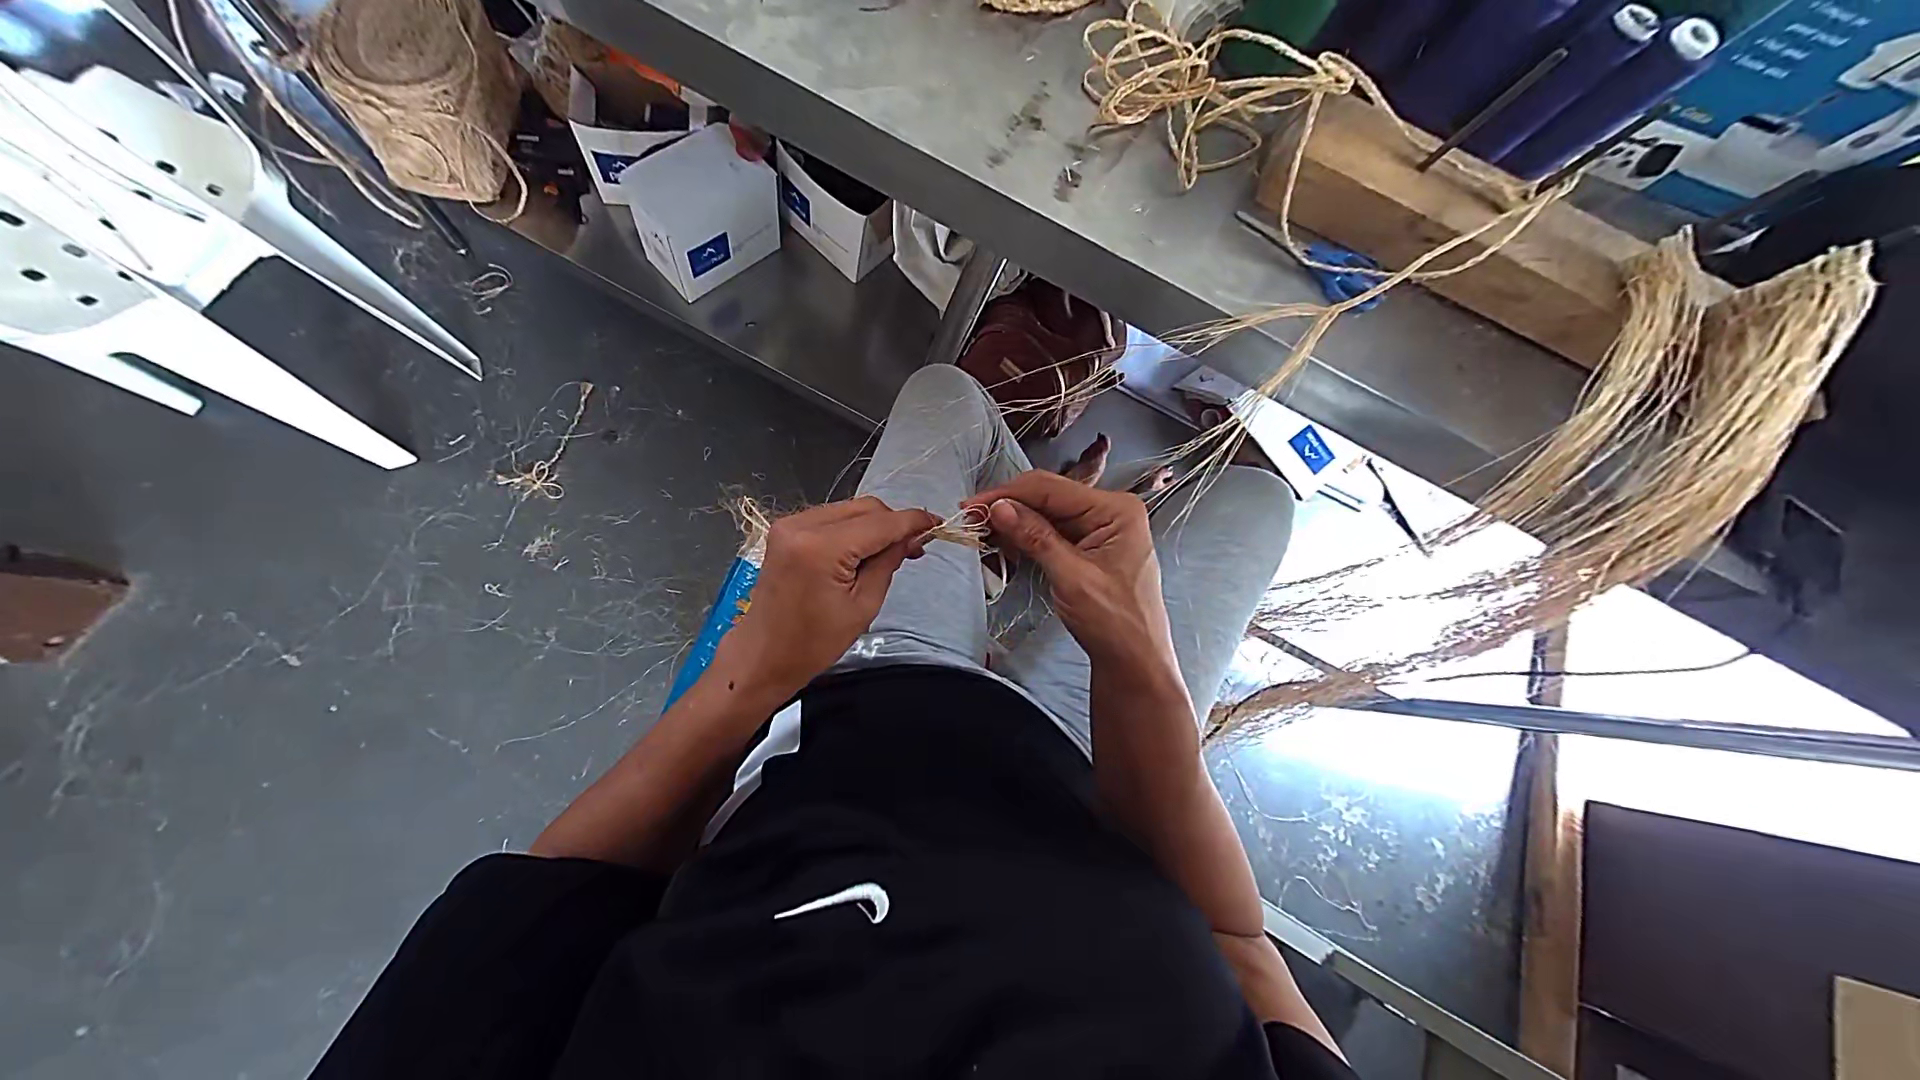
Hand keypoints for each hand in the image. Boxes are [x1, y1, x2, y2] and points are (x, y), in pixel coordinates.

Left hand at [714, 496, 937, 702]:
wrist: (763, 655)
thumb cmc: (812, 643)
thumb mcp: (863, 605)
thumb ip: (888, 562)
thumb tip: (911, 538)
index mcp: (820, 548)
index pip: (880, 522)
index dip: (913, 521)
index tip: (936, 524)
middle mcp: (801, 526)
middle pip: (865, 507)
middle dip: (894, 523)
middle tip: (915, 547)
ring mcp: (790, 525)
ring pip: (849, 509)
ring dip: (874, 525)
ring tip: (890, 553)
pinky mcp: (785, 530)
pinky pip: (831, 518)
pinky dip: (853, 529)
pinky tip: (864, 551)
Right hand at [965, 471, 1175, 672]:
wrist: (1134, 661)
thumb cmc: (1115, 623)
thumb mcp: (1072, 577)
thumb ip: (1035, 537)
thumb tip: (999, 508)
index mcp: (1116, 509)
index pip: (1052, 488)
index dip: (1008, 493)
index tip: (972, 505)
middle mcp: (1109, 511)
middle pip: (1047, 497)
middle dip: (1008, 507)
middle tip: (970, 519)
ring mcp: (1099, 529)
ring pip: (1045, 514)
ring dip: (1013, 522)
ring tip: (980, 531)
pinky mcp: (1087, 546)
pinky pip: (1050, 532)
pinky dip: (1025, 537)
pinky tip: (1002, 542)